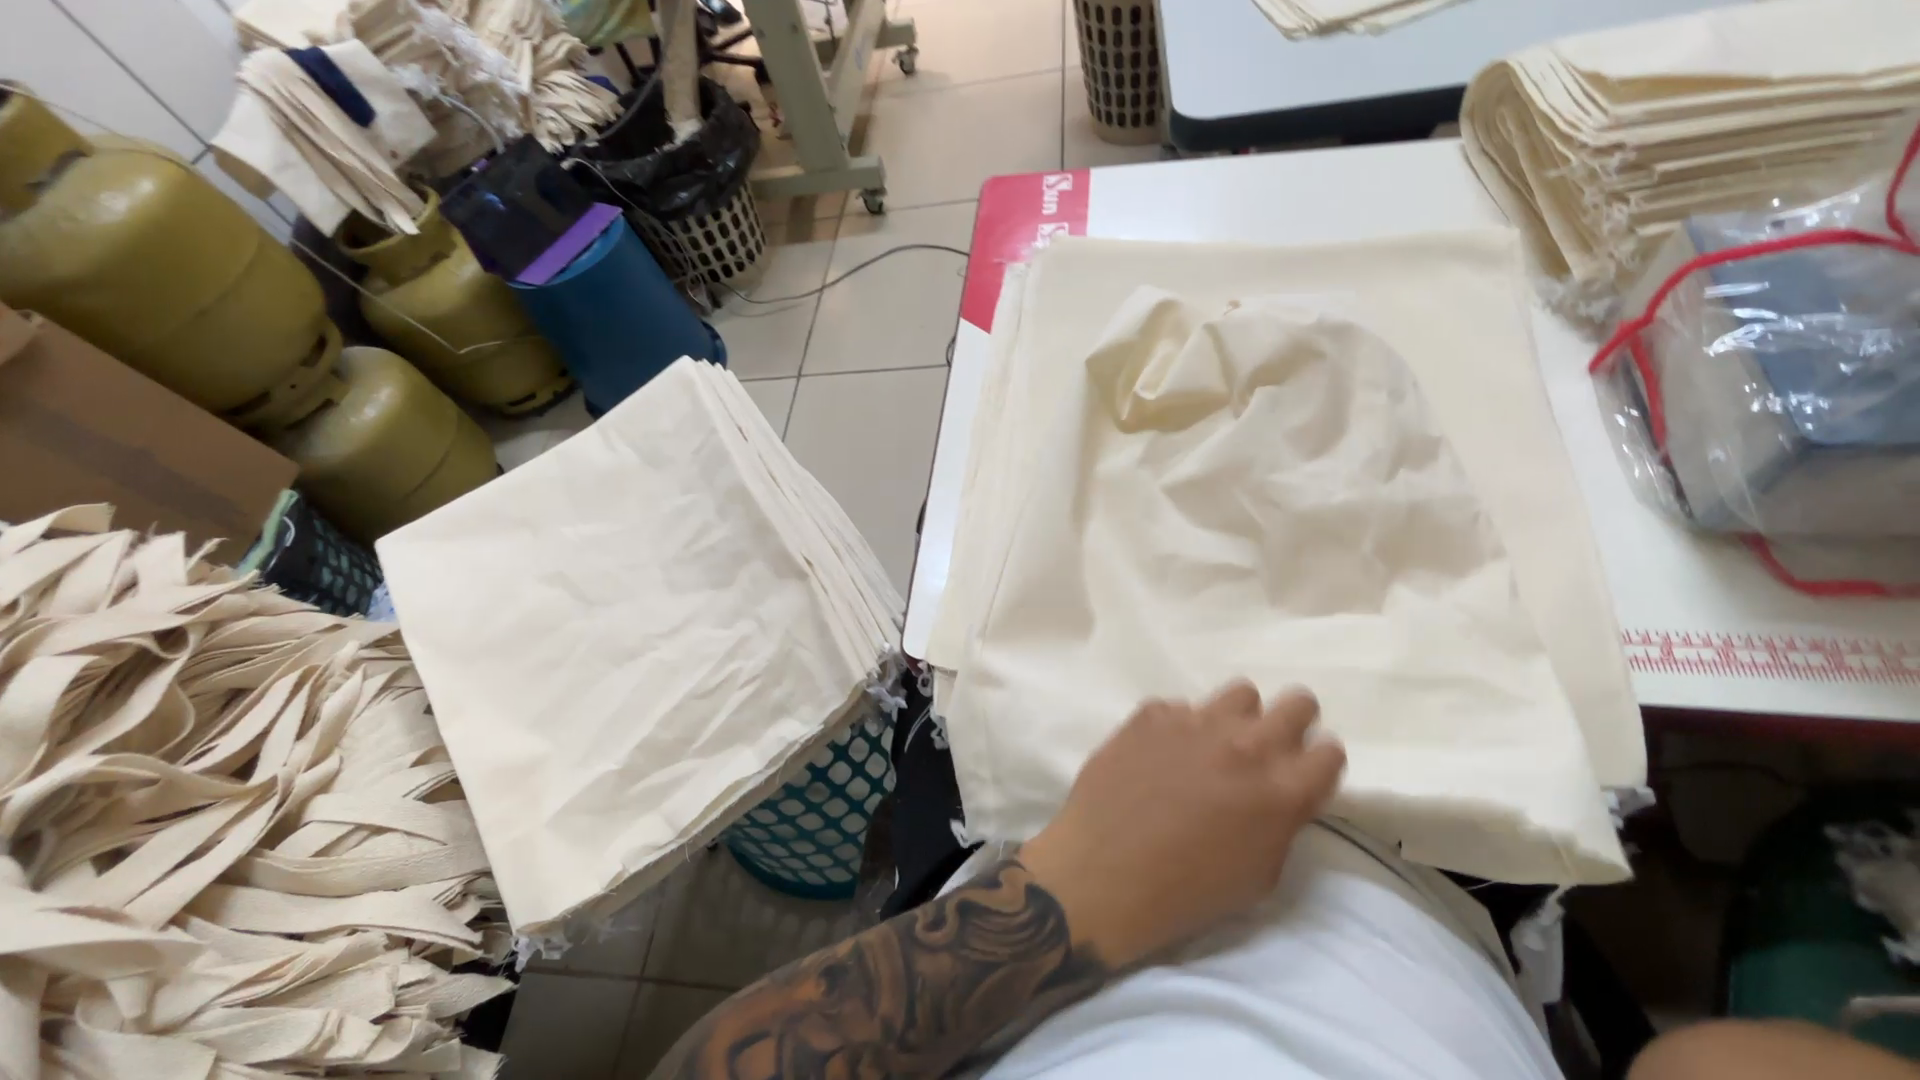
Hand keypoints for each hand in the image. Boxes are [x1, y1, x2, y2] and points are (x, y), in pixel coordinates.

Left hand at [1018, 681, 1344, 967]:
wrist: (1102, 877)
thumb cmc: (1187, 893)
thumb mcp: (1259, 875)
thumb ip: (1282, 822)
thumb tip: (1281, 792)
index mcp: (1281, 791)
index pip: (1330, 752)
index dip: (1317, 765)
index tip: (1301, 775)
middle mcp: (1246, 746)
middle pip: (1298, 703)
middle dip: (1292, 723)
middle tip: (1267, 749)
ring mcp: (1195, 723)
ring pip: (1239, 693)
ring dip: (1236, 718)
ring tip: (1213, 747)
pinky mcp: (1151, 715)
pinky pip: (1179, 708)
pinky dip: (1178, 728)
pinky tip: (1159, 756)